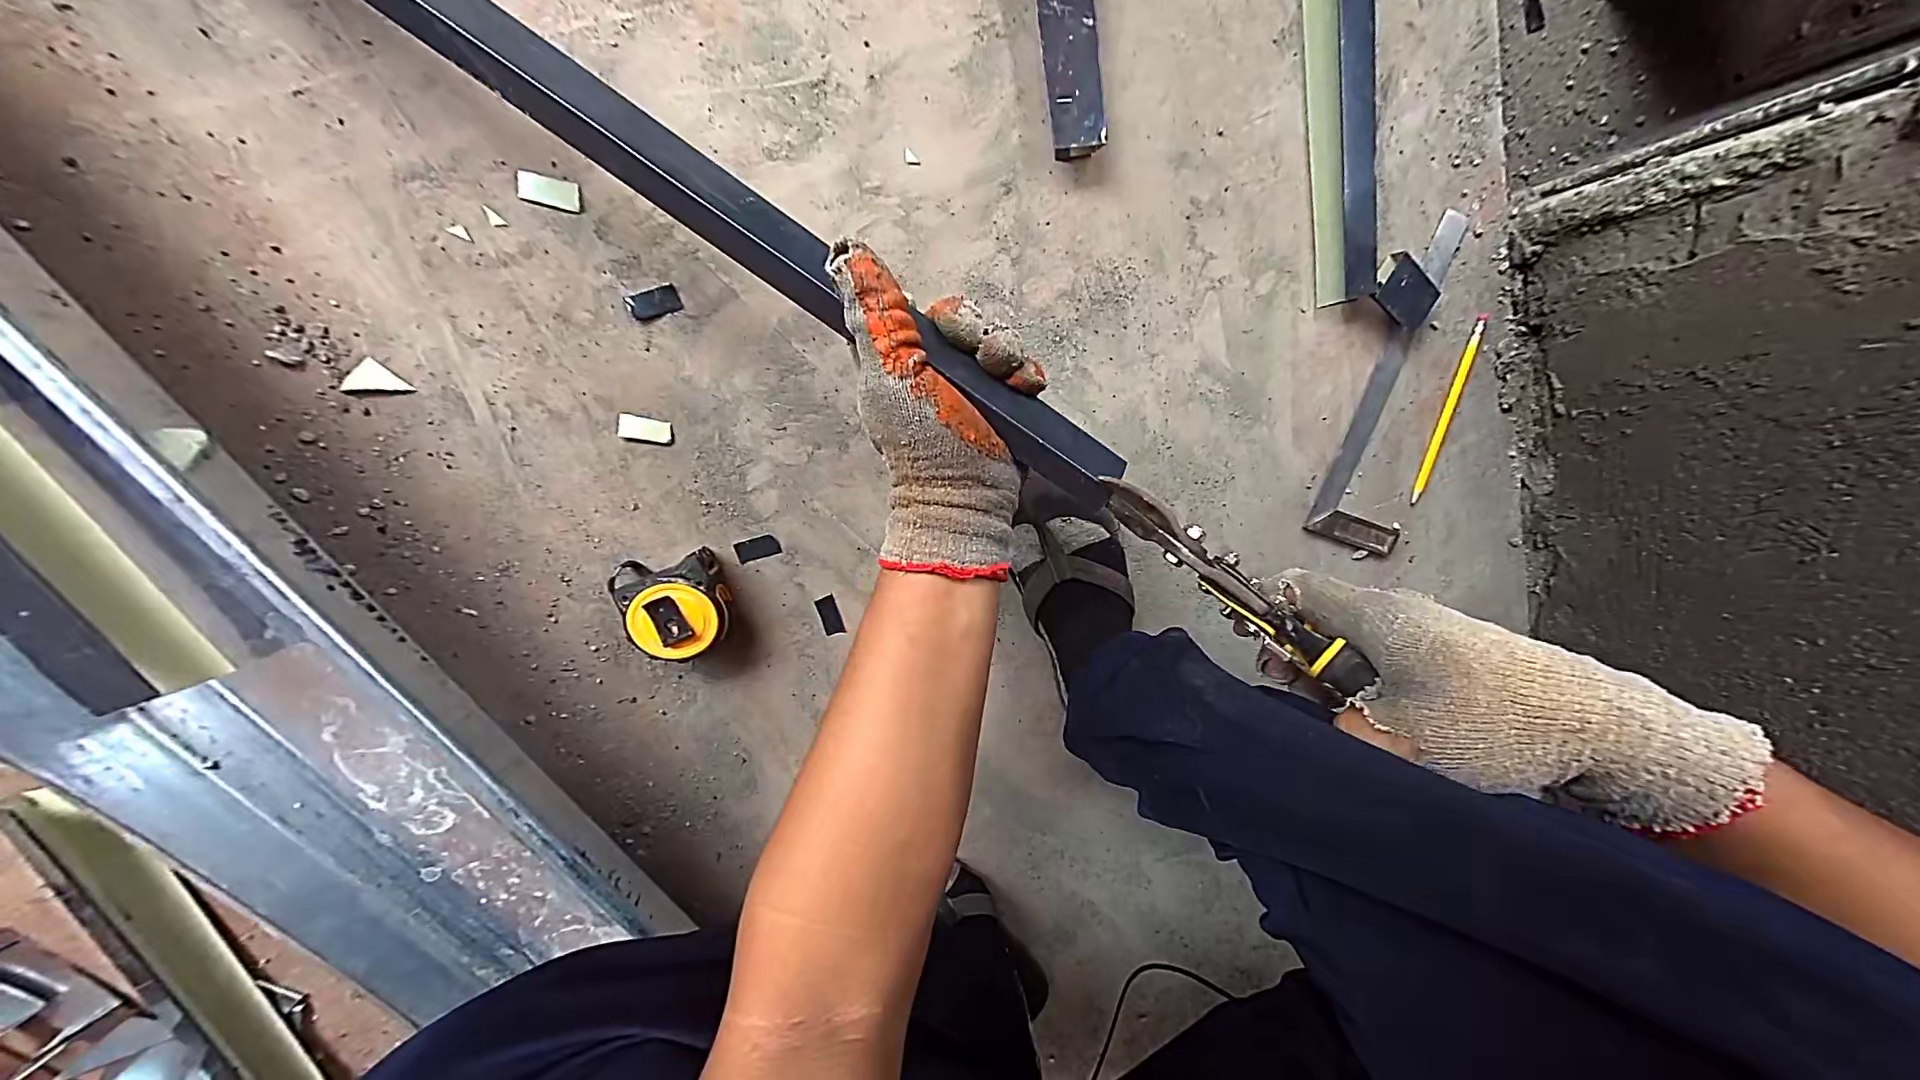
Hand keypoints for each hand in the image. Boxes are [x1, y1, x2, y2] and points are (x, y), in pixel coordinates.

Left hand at [827, 240, 1046, 579]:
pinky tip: (1022, 386)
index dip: (934, 312)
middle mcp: (936, 365)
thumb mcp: (888, 375)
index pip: (920, 309)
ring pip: (995, 337)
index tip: (939, 327)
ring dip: (1004, 351)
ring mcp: (972, 382)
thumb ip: (872, 319)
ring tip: (1003, 378)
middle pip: (963, 319)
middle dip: (974, 330)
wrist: (965, 493)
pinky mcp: (1003, 398)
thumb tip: (847, 260)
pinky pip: (1021, 366)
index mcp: (900, 356)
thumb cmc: (920, 444)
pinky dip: (1024, 372)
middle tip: (976, 356)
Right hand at [1274, 569, 1774, 833]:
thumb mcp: (1392, 734)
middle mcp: (1396, 611)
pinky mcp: (1447, 653)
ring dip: (1333, 676)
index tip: (1256, 645)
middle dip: (1298, 656)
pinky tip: (1385, 718)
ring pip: (1351, 643)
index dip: (1263, 611)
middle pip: (1319, 618)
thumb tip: (1303, 717)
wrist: (1604, 730)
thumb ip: (1330, 720)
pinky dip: (1367, 682)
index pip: (1295, 589)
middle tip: (1298, 694)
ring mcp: (1425, 629)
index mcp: (1374, 615)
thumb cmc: (1495, 722)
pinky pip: (1384, 658)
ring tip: (1345, 715)